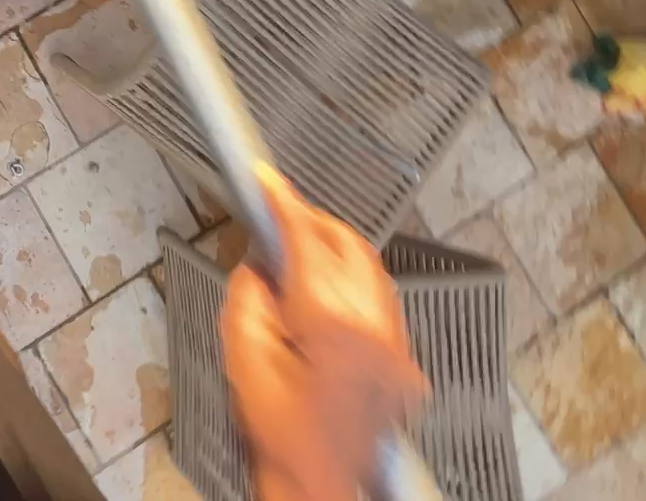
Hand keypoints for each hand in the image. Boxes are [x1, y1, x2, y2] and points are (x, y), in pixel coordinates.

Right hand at [221, 165, 426, 500]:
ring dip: (332, 247)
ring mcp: (398, 349)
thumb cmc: (277, 425)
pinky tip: (320, 288)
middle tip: (277, 210)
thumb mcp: (241, 350)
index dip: (283, 201)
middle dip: (313, 219)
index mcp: (332, 325)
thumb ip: (248, 293)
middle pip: (351, 247)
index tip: (265, 175)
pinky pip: (380, 299)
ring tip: (294, 248)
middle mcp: (377, 331)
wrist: (320, 484)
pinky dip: (349, 277)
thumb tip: (260, 264)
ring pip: (371, 270)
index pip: (306, 242)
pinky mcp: (405, 364)